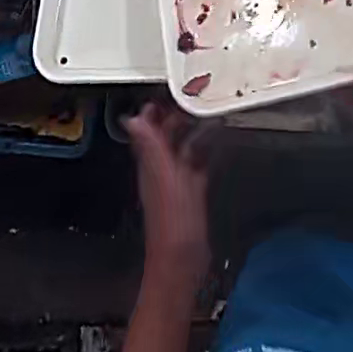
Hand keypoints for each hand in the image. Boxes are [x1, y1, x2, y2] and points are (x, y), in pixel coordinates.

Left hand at [122, 102, 210, 282]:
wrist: (183, 264)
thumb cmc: (172, 223)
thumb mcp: (163, 178)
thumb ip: (150, 147)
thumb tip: (133, 118)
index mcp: (151, 162)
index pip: (149, 127)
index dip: (156, 107)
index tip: (171, 87)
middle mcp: (162, 168)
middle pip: (167, 133)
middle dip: (178, 112)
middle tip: (196, 93)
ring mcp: (177, 180)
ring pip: (183, 146)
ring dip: (194, 128)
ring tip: (211, 110)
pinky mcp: (192, 192)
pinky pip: (198, 162)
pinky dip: (207, 149)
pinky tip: (219, 141)